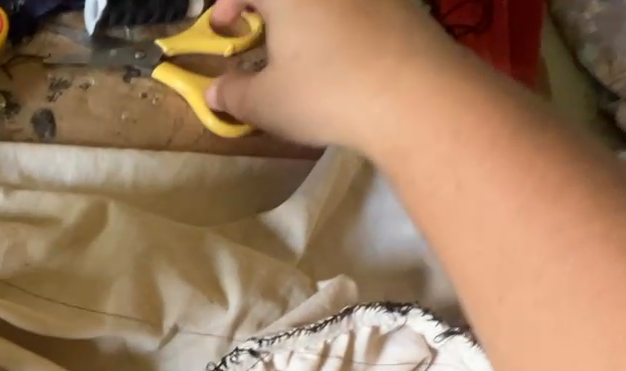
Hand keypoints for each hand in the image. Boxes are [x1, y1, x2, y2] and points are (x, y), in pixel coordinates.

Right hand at [203, 0, 476, 150]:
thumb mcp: (264, 104)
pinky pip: (352, 9)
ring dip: (302, 18)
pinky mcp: (396, 2)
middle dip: (267, 10)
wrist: (411, 93)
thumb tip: (214, 90)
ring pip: (320, 4)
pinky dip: (336, 25)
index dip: (226, 5)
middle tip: (258, 39)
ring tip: (298, 53)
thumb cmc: (323, 93)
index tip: (223, 31)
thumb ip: (233, 94)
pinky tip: (337, 58)